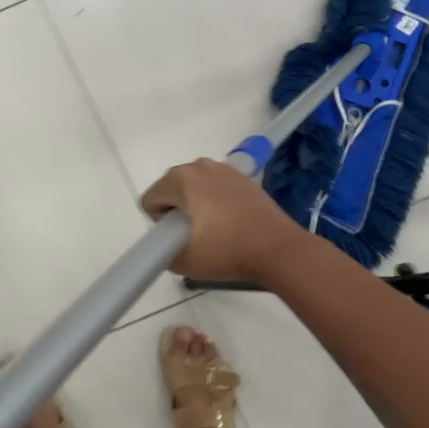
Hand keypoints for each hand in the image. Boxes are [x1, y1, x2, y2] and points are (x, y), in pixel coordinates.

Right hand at [140, 158, 310, 280]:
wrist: (278, 249)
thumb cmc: (226, 252)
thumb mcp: (183, 261)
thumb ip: (162, 251)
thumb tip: (166, 245)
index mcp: (179, 180)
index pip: (150, 200)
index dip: (160, 224)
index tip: (181, 238)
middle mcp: (197, 166)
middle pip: (171, 189)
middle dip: (177, 210)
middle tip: (197, 235)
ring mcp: (222, 168)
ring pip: (193, 187)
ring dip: (196, 204)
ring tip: (215, 229)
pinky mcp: (241, 176)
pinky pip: (215, 186)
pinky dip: (216, 200)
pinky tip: (231, 220)